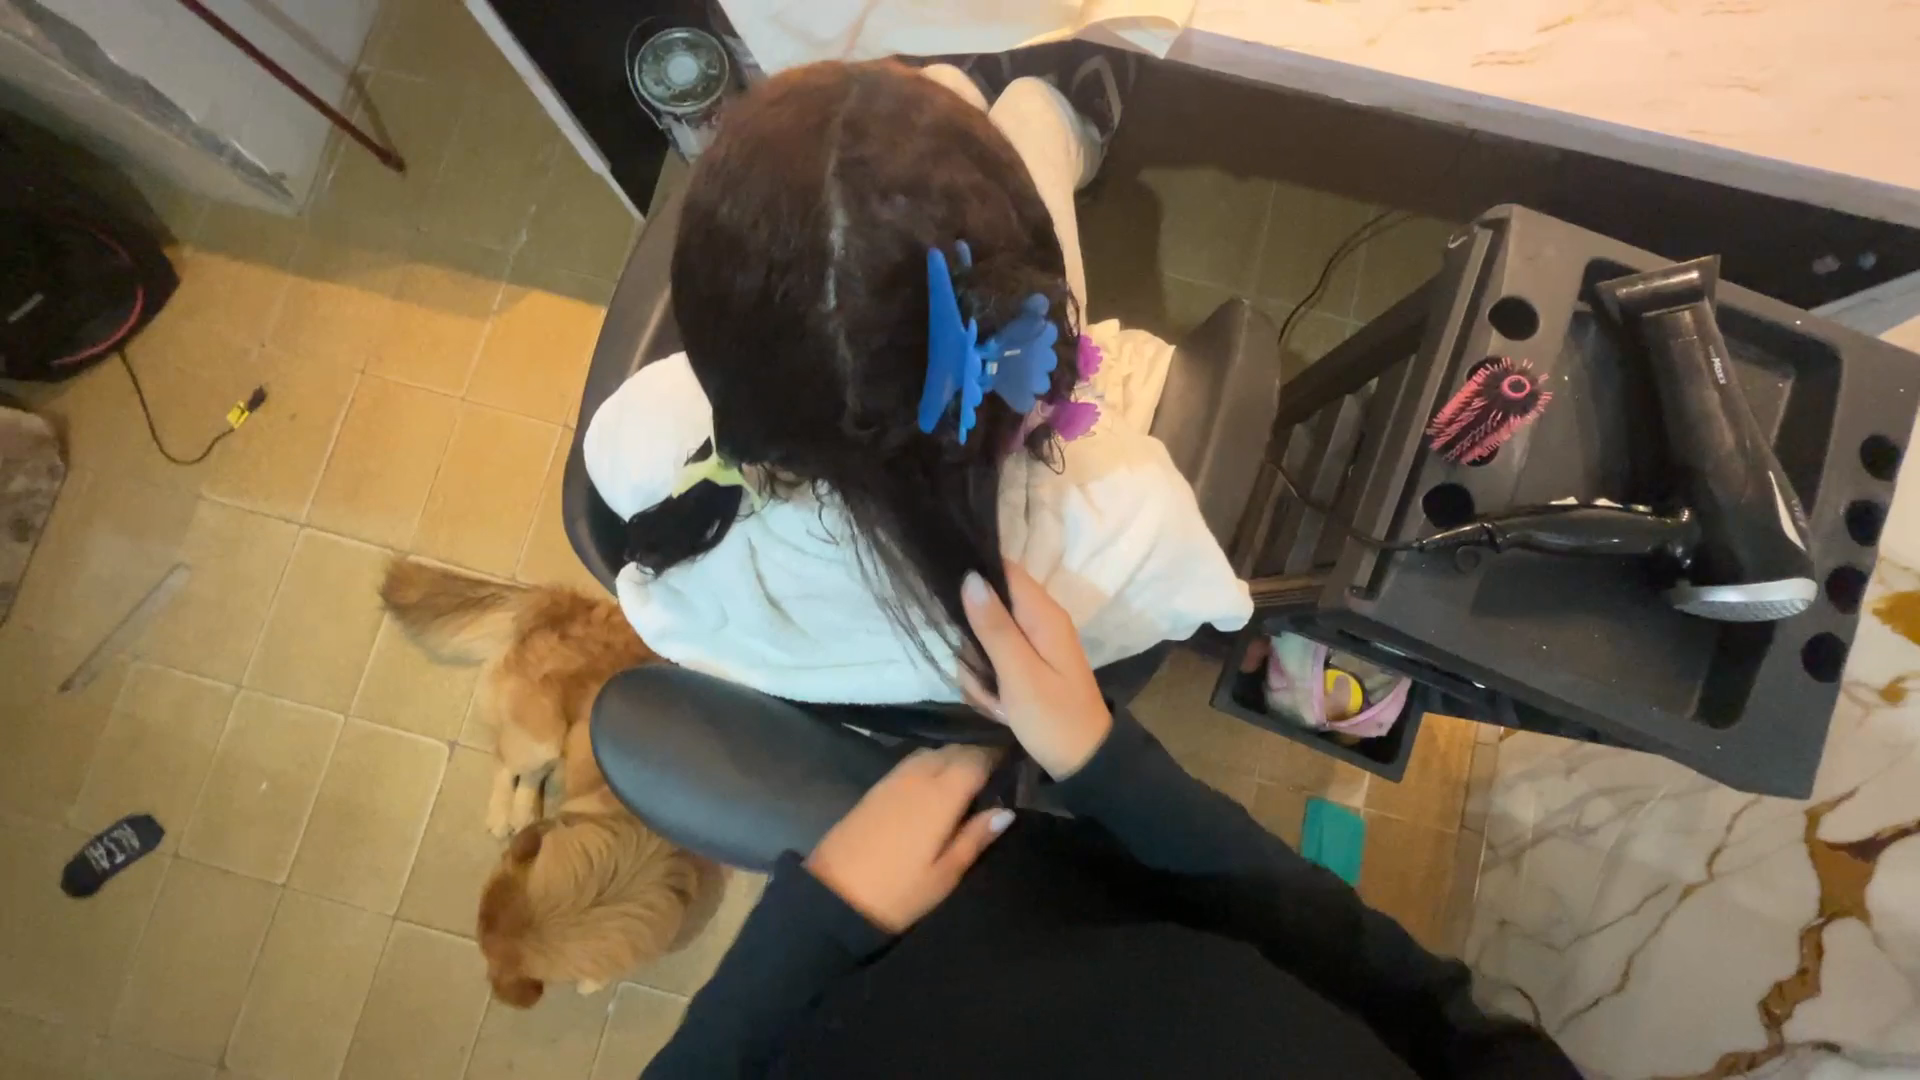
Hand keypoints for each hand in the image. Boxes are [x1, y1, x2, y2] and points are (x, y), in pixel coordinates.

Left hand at [804, 745, 1012, 933]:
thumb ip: (976, 837)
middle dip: (977, 753)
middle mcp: (919, 775)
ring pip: (933, 751)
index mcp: (941, 794)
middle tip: (998, 771)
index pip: (976, 758)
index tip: (1015, 760)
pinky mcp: (878, 786)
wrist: (833, 895)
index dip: (997, 755)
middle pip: (955, 749)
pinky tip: (937, 783)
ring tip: (970, 777)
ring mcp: (895, 777)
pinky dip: (932, 762)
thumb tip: (1006, 810)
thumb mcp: (945, 874)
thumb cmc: (898, 892)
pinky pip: (914, 760)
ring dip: (954, 756)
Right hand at [961, 562, 1112, 778]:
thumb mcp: (1019, 674)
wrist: (1084, 763)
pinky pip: (991, 663)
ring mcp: (1031, 645)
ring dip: (979, 672)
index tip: (951, 601)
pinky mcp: (1024, 667)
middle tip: (982, 675)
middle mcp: (1038, 622)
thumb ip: (994, 626)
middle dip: (974, 643)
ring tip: (995, 700)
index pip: (1005, 571)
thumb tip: (971, 578)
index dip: (977, 576)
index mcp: (1043, 615)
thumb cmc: (1054, 718)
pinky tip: (998, 707)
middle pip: (987, 609)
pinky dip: (988, 686)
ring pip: (983, 641)